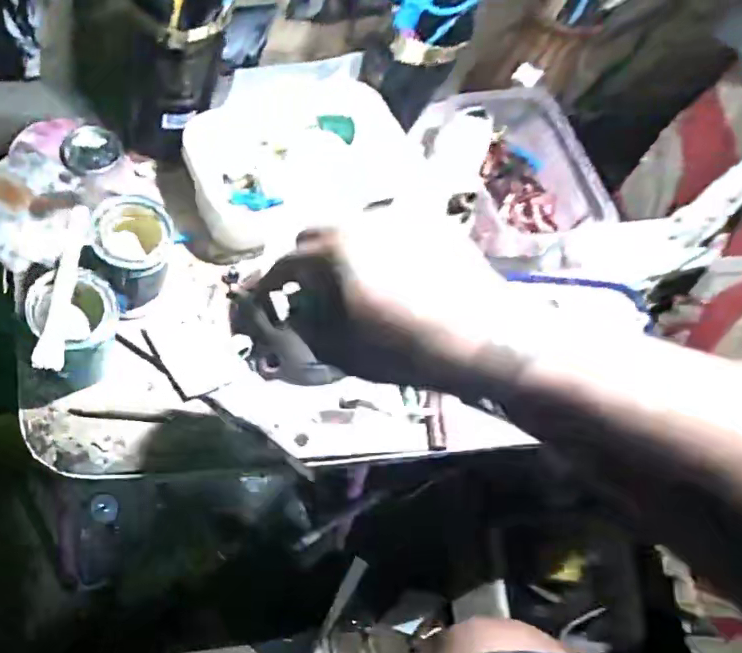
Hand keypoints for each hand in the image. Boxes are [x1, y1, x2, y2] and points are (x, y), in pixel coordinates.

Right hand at [241, 209, 530, 398]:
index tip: (262, 304)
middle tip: (300, 294)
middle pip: (315, 235)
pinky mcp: (432, 224)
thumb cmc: (395, 347)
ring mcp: (402, 216)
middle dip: (301, 263)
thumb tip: (285, 314)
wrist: (479, 338)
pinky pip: (385, 233)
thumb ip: (298, 325)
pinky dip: (369, 252)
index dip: (267, 286)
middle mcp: (363, 219)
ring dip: (335, 254)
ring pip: (351, 230)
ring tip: (340, 287)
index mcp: (332, 248)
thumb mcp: (331, 346)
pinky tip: (377, 280)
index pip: (282, 262)